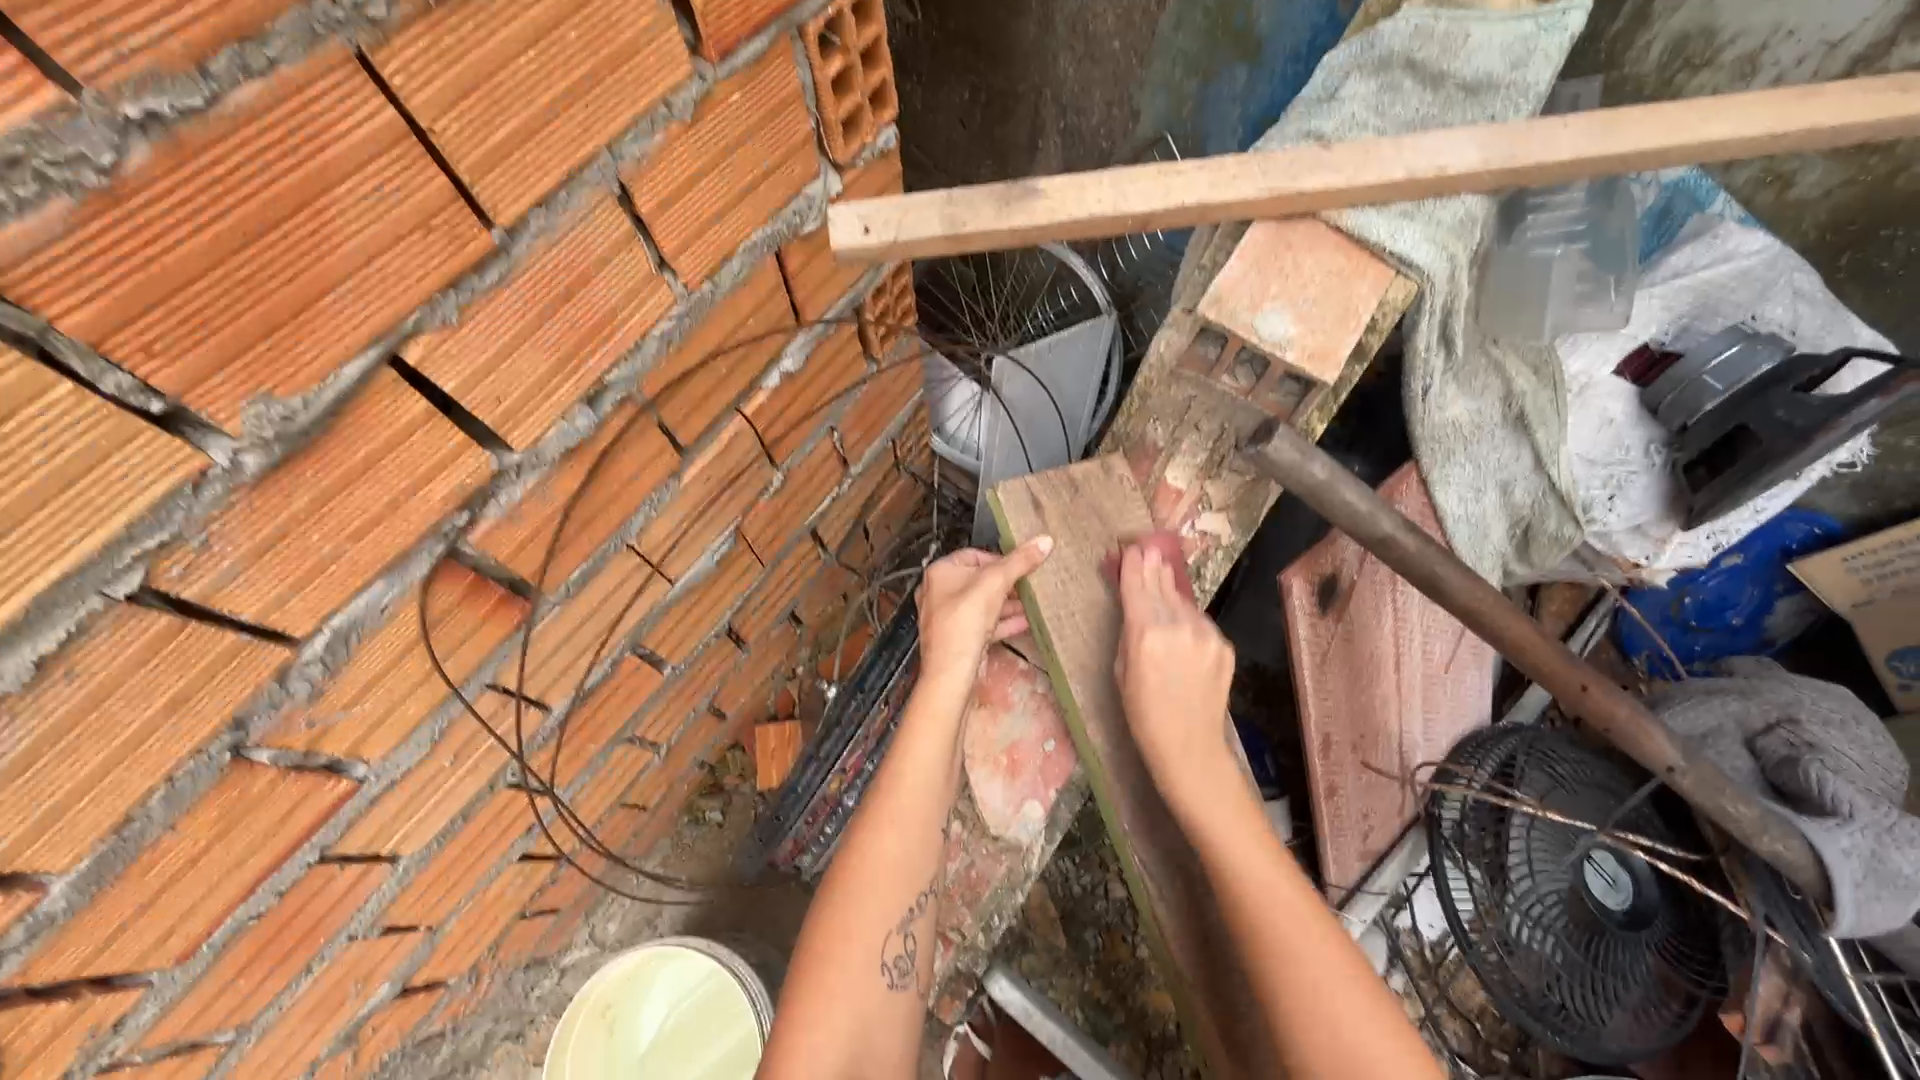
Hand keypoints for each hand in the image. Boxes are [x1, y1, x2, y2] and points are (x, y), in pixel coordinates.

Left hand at [914, 538, 1052, 679]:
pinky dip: (1003, 623)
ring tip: (1032, 603)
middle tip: (1029, 584)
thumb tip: (1045, 541)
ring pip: (983, 605)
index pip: (973, 555)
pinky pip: (983, 625)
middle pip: (979, 581)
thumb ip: (1021, 561)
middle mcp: (939, 593)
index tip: (1020, 565)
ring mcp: (947, 618)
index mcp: (940, 572)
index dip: (999, 558)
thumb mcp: (997, 582)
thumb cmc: (964, 620)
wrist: (951, 671)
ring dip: (1008, 604)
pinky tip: (1025, 622)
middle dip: (1007, 584)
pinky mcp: (958, 639)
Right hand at [1117, 541, 1235, 814]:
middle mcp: (1177, 625)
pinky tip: (1180, 626)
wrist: (1189, 745)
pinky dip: (1188, 619)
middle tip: (1149, 547)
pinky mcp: (1224, 644)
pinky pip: (1200, 622)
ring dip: (1171, 592)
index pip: (1137, 586)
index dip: (1132, 564)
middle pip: (1162, 586)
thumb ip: (1129, 633)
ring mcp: (1205, 633)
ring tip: (1162, 576)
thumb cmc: (1143, 714)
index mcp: (1145, 633)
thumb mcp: (1122, 670)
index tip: (1131, 548)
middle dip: (1154, 566)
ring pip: (1183, 602)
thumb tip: (1134, 606)